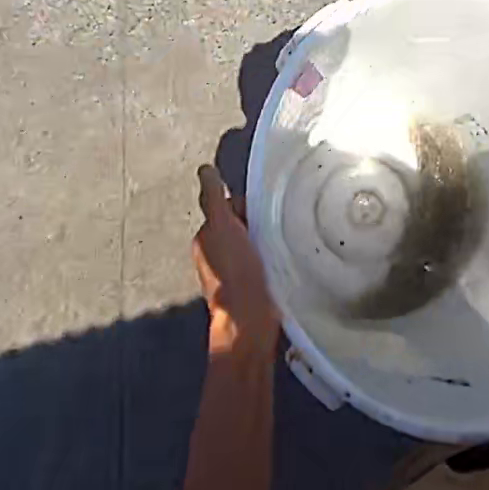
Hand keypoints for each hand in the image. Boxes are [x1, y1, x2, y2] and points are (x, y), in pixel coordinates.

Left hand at [192, 166, 277, 359]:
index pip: (230, 207)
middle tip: (273, 230)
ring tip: (280, 244)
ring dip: (268, 240)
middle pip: (243, 224)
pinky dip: (273, 257)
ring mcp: (233, 271)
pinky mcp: (251, 285)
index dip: (247, 206)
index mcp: (206, 238)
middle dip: (259, 223)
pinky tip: (283, 260)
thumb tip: (205, 169)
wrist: (250, 320)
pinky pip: (264, 260)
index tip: (261, 215)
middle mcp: (215, 253)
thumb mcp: (223, 226)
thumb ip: (214, 198)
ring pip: (254, 242)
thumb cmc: (235, 271)